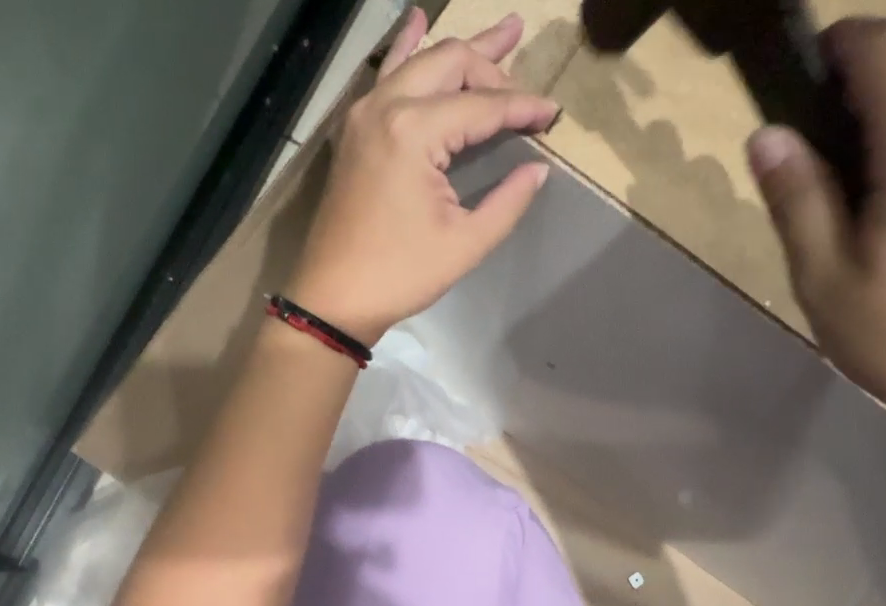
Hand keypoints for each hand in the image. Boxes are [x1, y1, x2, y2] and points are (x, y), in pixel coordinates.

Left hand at [285, 8, 560, 345]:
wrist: (332, 298)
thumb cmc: (399, 275)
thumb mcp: (465, 244)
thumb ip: (507, 201)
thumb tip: (538, 170)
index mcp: (415, 131)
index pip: (483, 106)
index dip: (523, 108)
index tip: (552, 117)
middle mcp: (386, 107)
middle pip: (451, 63)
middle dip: (494, 66)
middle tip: (525, 78)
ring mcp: (363, 115)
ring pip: (419, 61)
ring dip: (461, 50)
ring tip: (503, 31)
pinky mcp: (352, 131)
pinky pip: (385, 76)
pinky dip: (406, 48)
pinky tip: (417, 21)